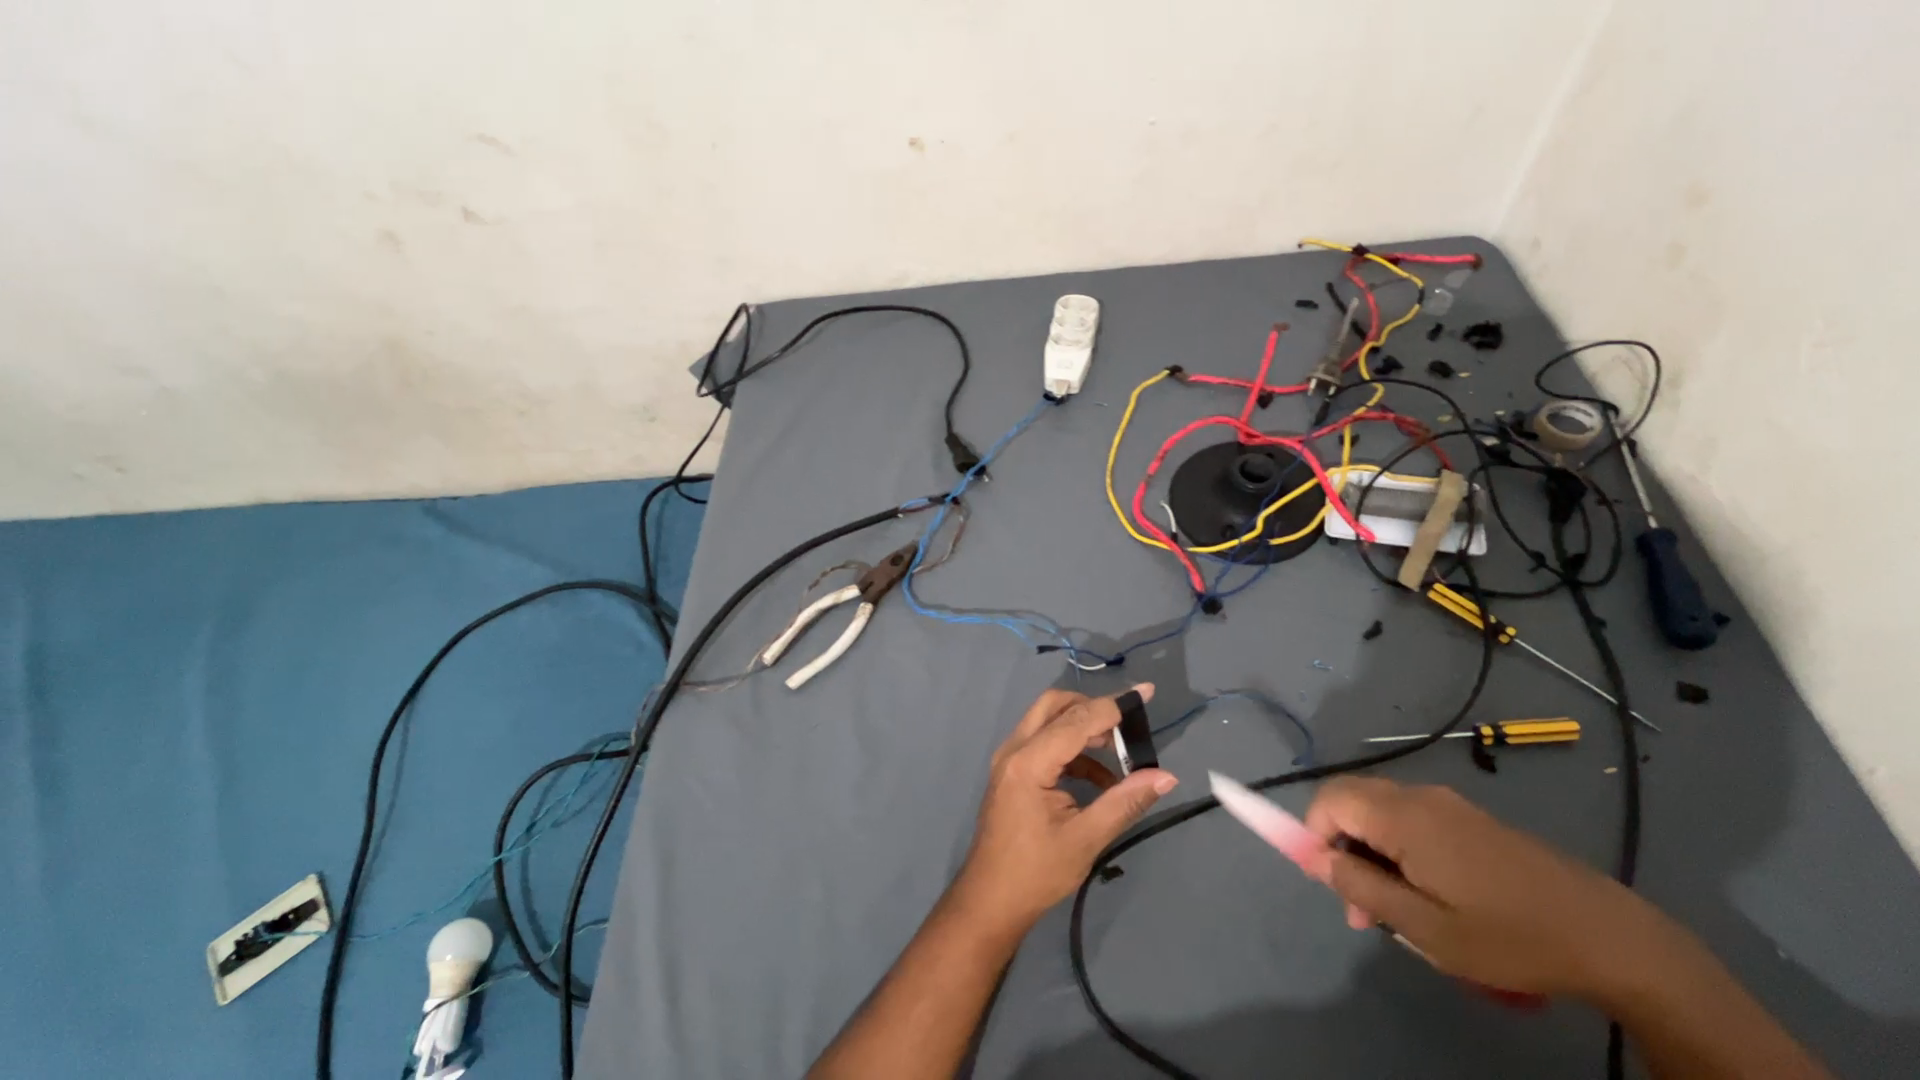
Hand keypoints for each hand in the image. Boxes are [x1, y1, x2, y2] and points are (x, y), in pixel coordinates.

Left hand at [950, 686, 1178, 932]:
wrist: (990, 901)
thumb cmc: (1036, 872)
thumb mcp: (1087, 838)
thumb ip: (1125, 801)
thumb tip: (1166, 776)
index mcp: (1029, 762)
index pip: (1077, 719)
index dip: (1115, 705)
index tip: (1148, 692)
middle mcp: (1014, 751)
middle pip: (1056, 706)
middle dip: (1094, 708)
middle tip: (1129, 725)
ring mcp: (1009, 761)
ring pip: (1048, 722)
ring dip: (1084, 729)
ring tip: (1120, 755)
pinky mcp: (1012, 773)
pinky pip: (1044, 743)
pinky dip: (1073, 751)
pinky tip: (1100, 780)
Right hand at [1304, 777, 1674, 999]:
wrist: (1608, 937)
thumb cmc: (1508, 936)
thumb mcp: (1424, 927)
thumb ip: (1360, 887)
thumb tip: (1316, 858)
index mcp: (1405, 817)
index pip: (1329, 799)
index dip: (1313, 835)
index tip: (1332, 885)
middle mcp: (1423, 798)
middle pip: (1353, 801)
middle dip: (1341, 847)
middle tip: (1362, 909)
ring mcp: (1453, 807)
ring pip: (1382, 814)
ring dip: (1372, 854)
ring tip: (1398, 913)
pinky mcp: (1474, 822)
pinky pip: (1414, 822)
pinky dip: (1401, 852)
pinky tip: (1431, 898)